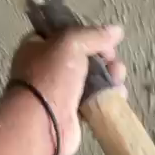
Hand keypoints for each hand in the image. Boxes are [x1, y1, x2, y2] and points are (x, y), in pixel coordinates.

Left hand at [8, 25, 125, 154]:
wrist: (42, 123)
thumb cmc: (50, 77)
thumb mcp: (70, 44)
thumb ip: (93, 35)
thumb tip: (116, 31)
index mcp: (36, 48)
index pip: (63, 34)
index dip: (86, 34)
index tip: (104, 38)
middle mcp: (45, 69)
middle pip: (82, 57)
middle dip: (103, 56)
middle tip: (113, 60)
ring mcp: (58, 92)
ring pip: (90, 79)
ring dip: (109, 76)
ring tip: (118, 77)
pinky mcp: (71, 113)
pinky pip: (93, 100)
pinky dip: (107, 96)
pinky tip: (118, 94)